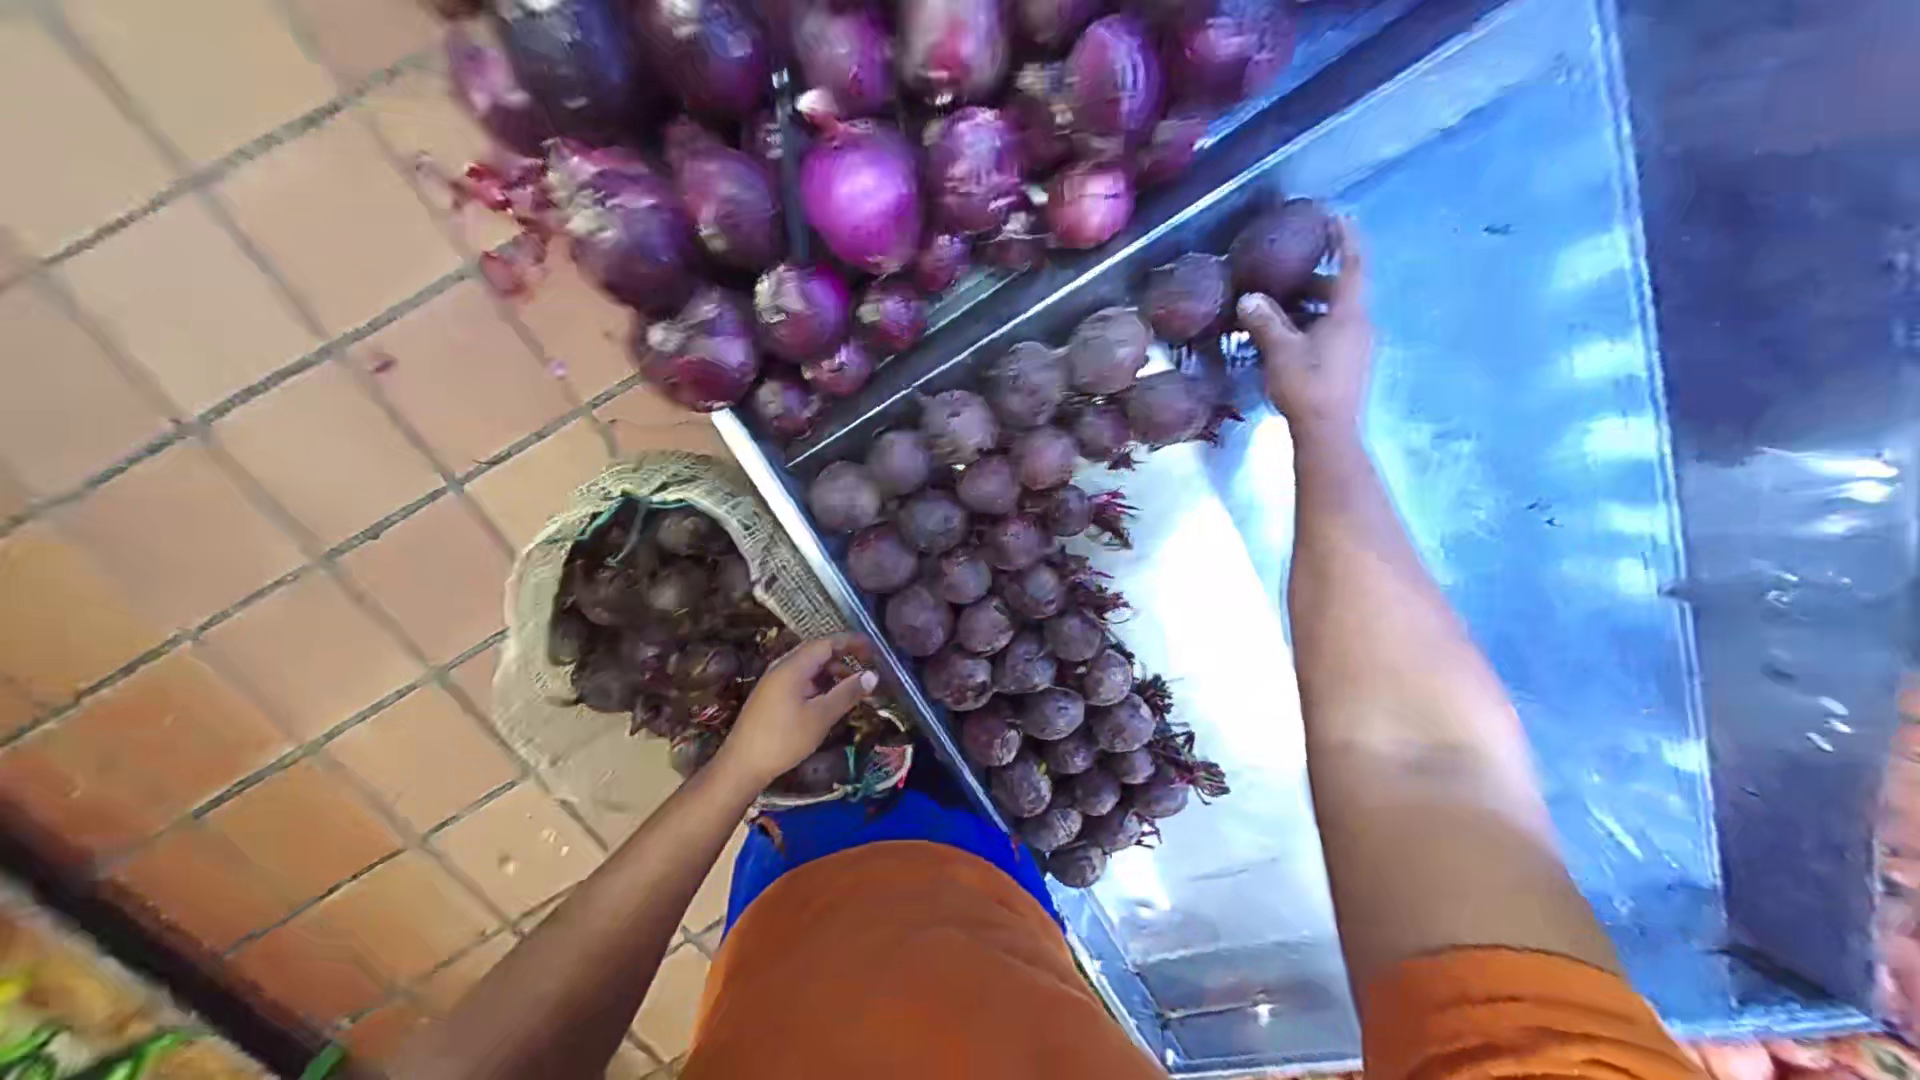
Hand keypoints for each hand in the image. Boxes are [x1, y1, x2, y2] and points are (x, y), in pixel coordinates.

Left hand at [715, 634, 878, 786]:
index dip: (852, 642)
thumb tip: (872, 675)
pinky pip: (801, 680)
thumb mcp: (821, 717)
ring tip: (853, 688)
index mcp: (793, 666)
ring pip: (809, 667)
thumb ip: (847, 693)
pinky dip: (820, 684)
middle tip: (867, 667)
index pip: (827, 642)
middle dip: (844, 657)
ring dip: (833, 672)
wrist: (741, 765)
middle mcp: (782, 667)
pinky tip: (830, 700)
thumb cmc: (784, 739)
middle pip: (818, 652)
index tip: (874, 649)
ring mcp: (774, 682)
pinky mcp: (771, 696)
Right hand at [1236, 217, 1373, 441]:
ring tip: (1274, 307)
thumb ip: (1265, 321)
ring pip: (1332, 314)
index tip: (1335, 215)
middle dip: (1312, 279)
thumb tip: (1250, 299)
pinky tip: (1283, 337)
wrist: (1328, 433)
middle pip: (1338, 290)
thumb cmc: (1307, 386)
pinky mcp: (1347, 365)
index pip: (1351, 264)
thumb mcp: (1280, 350)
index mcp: (1349, 314)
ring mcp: (1356, 347)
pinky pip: (1329, 333)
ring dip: (1306, 306)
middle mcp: (1359, 325)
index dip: (1344, 237)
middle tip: (1283, 274)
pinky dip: (1308, 326)